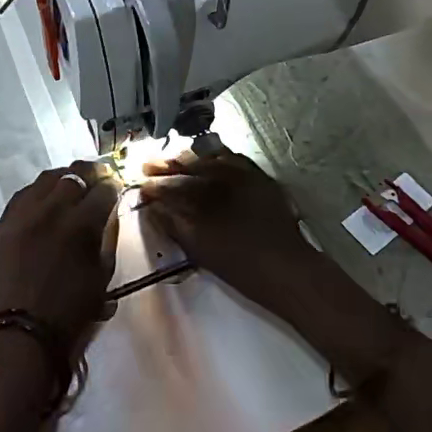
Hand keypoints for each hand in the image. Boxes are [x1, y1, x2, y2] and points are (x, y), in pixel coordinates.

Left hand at [0, 160, 120, 340]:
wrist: (25, 330)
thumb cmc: (73, 308)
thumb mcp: (103, 271)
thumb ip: (107, 234)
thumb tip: (108, 209)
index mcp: (81, 224)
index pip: (103, 188)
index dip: (113, 184)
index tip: (116, 184)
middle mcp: (50, 210)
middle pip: (74, 174)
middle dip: (91, 173)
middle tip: (98, 177)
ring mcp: (22, 214)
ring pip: (46, 179)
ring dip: (64, 178)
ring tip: (72, 184)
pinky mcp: (2, 224)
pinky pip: (22, 196)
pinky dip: (38, 193)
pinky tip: (45, 200)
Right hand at [137, 149, 349, 324]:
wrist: (291, 273)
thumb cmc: (242, 263)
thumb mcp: (201, 246)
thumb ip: (173, 223)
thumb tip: (152, 207)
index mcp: (213, 188)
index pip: (174, 180)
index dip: (154, 184)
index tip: (140, 187)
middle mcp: (231, 174)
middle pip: (192, 163)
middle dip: (168, 165)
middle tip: (148, 167)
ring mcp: (250, 176)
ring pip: (212, 158)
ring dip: (190, 160)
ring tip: (173, 164)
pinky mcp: (264, 183)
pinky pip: (234, 162)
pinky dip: (216, 160)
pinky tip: (208, 166)